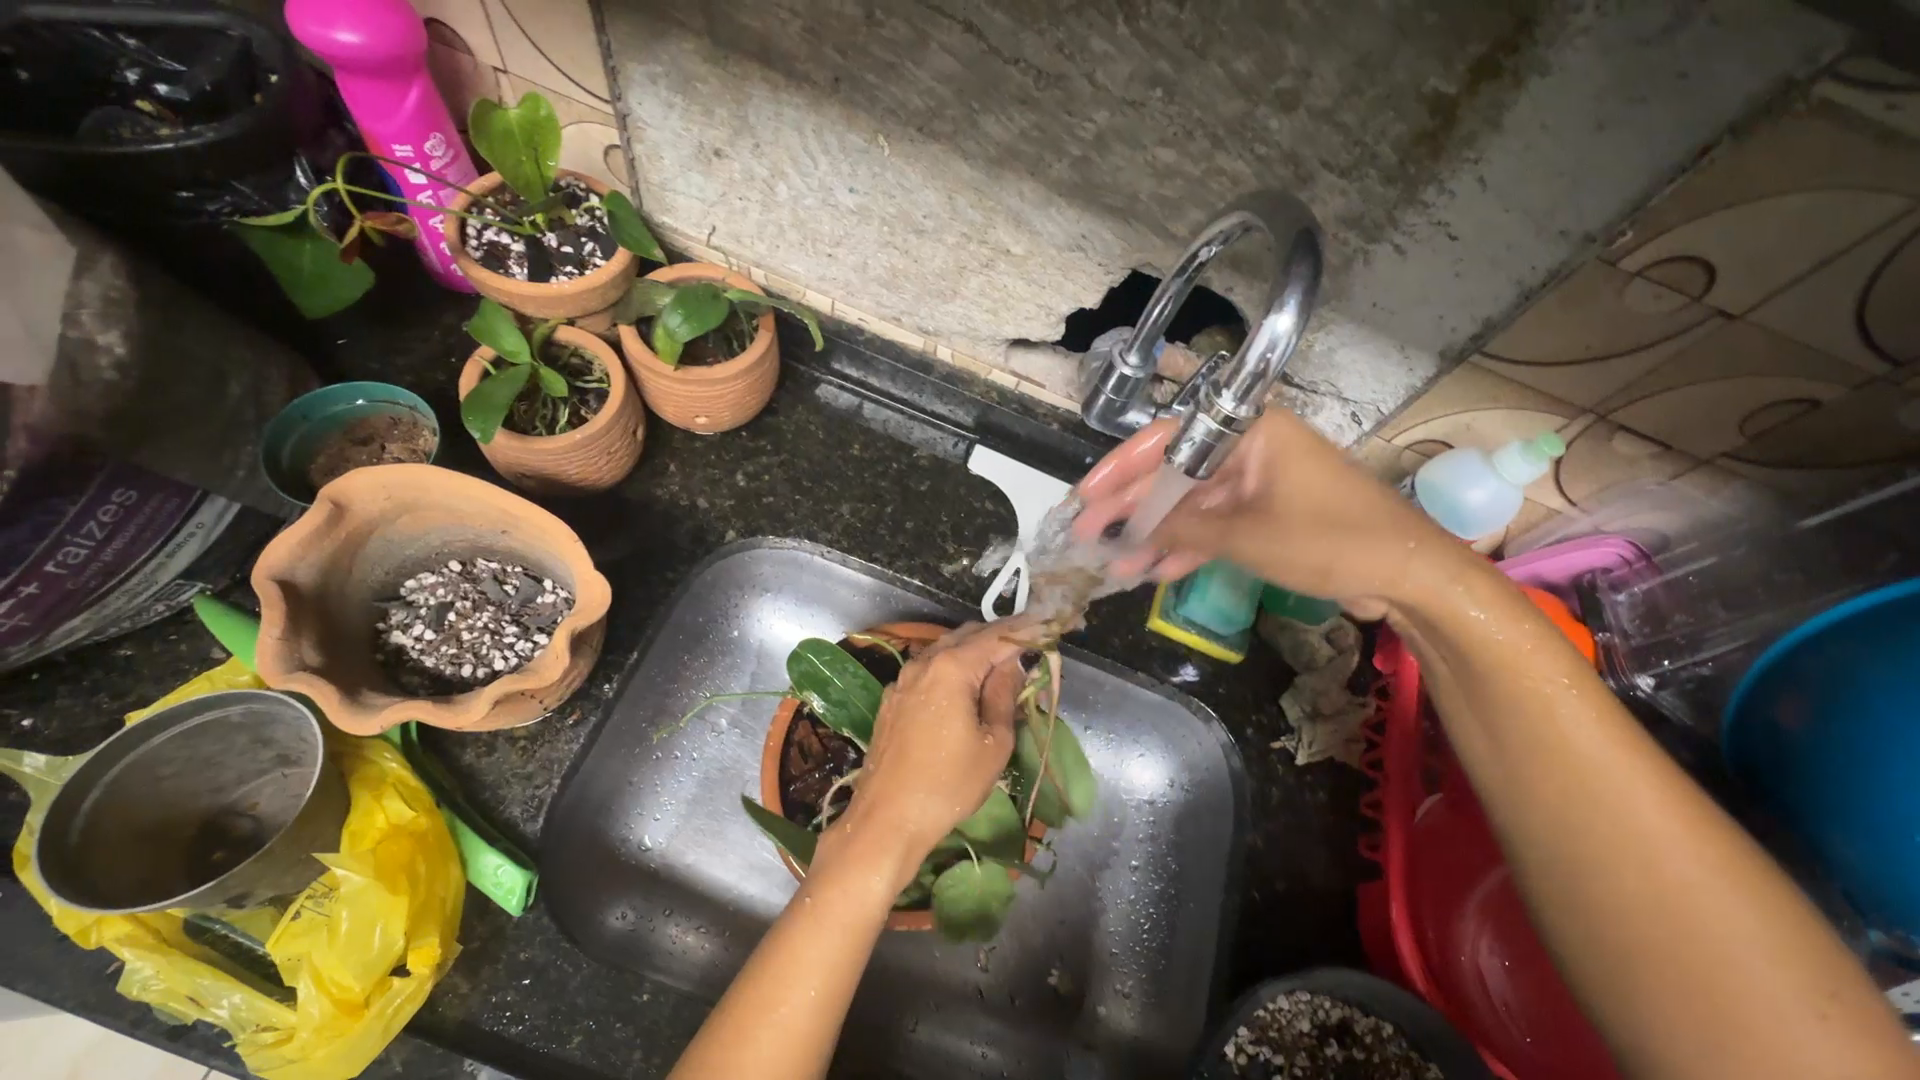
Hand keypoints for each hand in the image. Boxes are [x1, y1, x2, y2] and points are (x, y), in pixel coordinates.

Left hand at [816, 621, 1032, 890]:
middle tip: (1029, 647)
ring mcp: (903, 680)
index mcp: (952, 668)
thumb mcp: (993, 742)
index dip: (1026, 630)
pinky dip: (952, 668)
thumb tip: (1013, 665)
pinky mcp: (893, 700)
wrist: (887, 817)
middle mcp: (924, 663)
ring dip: (974, 651)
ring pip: (945, 650)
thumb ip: (1005, 695)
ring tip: (1001, 666)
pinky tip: (965, 687)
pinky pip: (928, 670)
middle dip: (1000, 637)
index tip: (1048, 624)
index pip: (998, 636)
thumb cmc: (949, 784)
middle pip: (968, 636)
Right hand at [1072, 412, 1468, 618]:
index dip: (1121, 468)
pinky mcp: (1268, 518)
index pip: (1169, 439)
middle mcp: (1251, 450)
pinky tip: (1154, 570)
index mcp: (1251, 432)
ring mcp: (1259, 486)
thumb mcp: (1246, 536)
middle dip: (1132, 507)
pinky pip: (1215, 526)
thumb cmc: (1329, 539)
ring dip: (1155, 533)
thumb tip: (1129, 529)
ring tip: (1113, 560)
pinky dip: (1188, 547)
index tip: (1086, 494)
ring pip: (1192, 505)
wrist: (1407, 575)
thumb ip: (1182, 528)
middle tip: (1087, 533)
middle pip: (1175, 474)